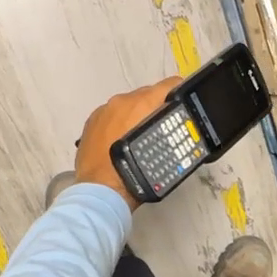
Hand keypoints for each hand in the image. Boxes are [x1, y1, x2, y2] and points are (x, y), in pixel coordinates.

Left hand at [74, 76, 180, 210]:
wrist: (101, 190)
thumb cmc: (139, 174)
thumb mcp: (166, 152)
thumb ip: (172, 130)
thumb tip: (178, 122)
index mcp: (141, 104)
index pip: (169, 86)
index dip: (181, 93)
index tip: (185, 104)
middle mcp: (121, 101)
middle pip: (146, 95)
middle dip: (156, 107)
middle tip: (164, 126)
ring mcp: (103, 110)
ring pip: (128, 105)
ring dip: (137, 115)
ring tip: (142, 136)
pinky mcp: (91, 121)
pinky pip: (112, 115)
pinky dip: (120, 123)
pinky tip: (122, 141)